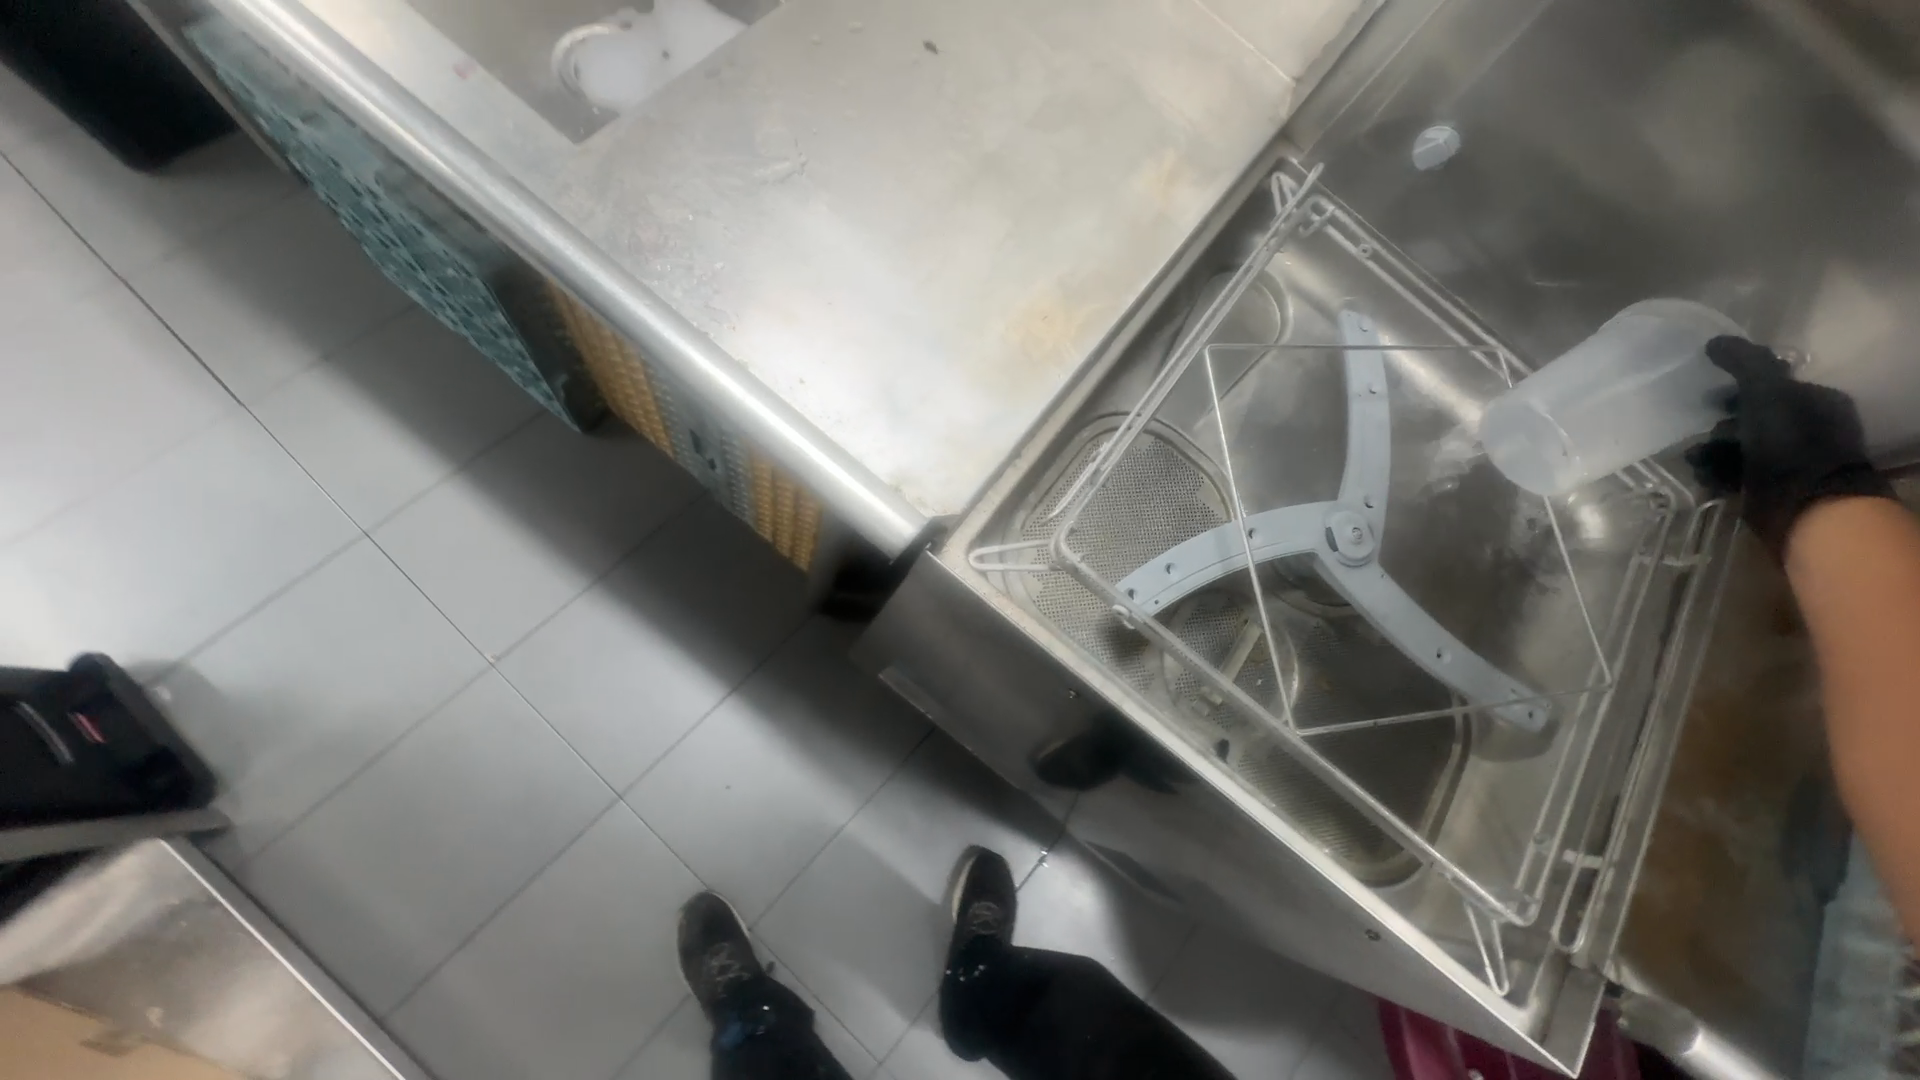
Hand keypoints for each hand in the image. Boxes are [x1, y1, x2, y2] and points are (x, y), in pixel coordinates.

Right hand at [1685, 336, 1891, 559]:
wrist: (1804, 504)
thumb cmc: (1791, 445)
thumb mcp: (1769, 395)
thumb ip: (1746, 365)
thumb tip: (1714, 341)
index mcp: (1816, 403)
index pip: (1770, 388)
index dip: (1737, 391)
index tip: (1709, 399)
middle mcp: (1806, 429)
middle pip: (1747, 420)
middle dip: (1717, 427)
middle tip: (1699, 434)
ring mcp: (1787, 461)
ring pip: (1735, 448)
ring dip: (1710, 453)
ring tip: (1696, 461)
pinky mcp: (1766, 487)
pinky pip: (1732, 474)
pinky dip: (1715, 474)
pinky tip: (1705, 478)